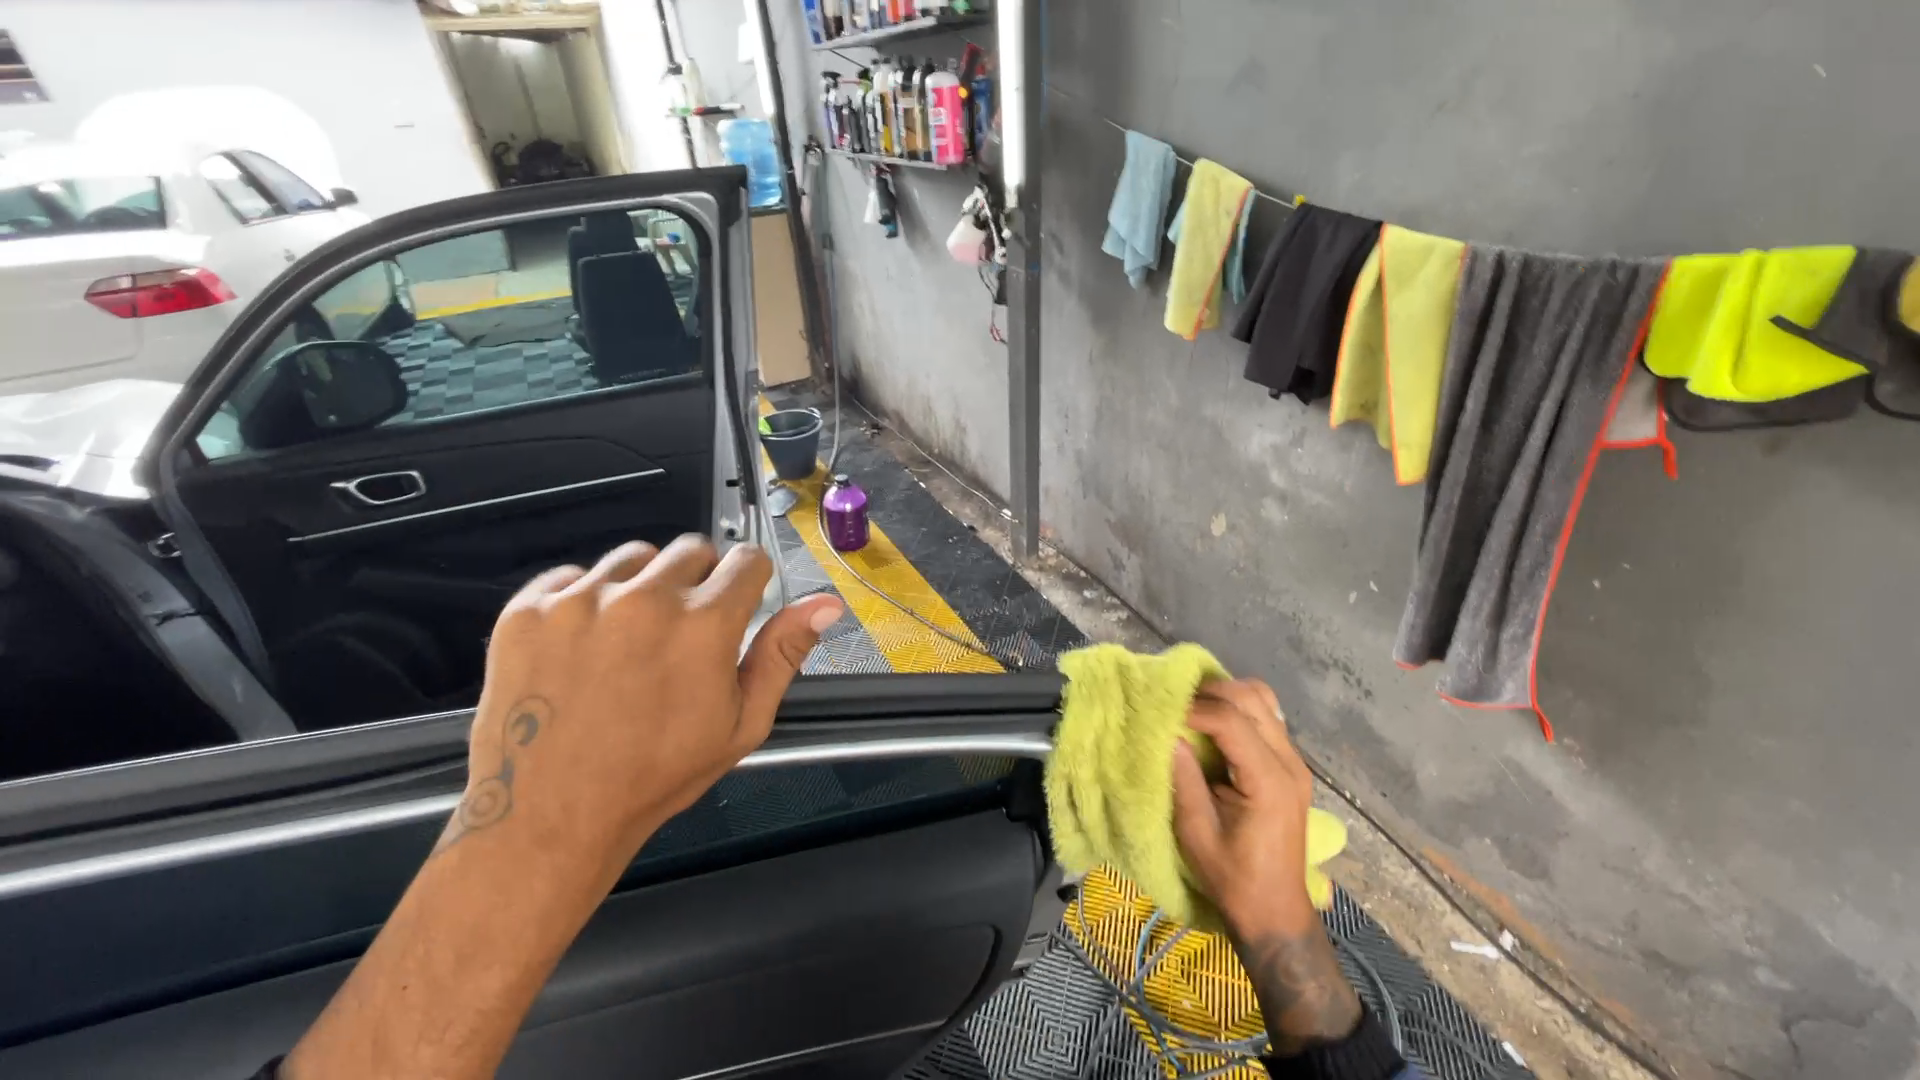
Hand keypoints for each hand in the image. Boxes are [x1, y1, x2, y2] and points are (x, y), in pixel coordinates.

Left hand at [442, 535, 844, 880]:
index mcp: (705, 625)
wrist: (551, 816)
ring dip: (643, 585)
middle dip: (699, 581)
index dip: (749, 583)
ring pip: (633, 558)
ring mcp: (580, 600)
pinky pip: (571, 576)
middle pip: (691, 550)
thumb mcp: (742, 724)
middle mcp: (645, 598)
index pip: (746, 559)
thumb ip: (783, 655)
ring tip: (631, 638)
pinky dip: (584, 600)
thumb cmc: (658, 775)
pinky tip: (584, 645)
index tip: (737, 607)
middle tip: (683, 632)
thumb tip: (826, 604)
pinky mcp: (528, 609)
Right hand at [1171, 679, 1361, 1053]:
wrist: (1274, 910)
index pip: (1231, 721)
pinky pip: (1266, 718)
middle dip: (1209, 692)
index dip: (1193, 709)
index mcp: (1268, 781)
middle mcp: (1289, 763)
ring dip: (1225, 696)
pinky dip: (1237, 709)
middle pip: (1252, 698)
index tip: (1161, 714)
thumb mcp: (1195, 833)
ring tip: (1192, 710)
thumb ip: (1183, 779)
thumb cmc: (1232, 878)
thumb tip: (1166, 734)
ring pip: (1263, 701)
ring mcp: (1295, 762)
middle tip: (1174, 705)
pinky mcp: (1290, 766)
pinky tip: (1212, 726)